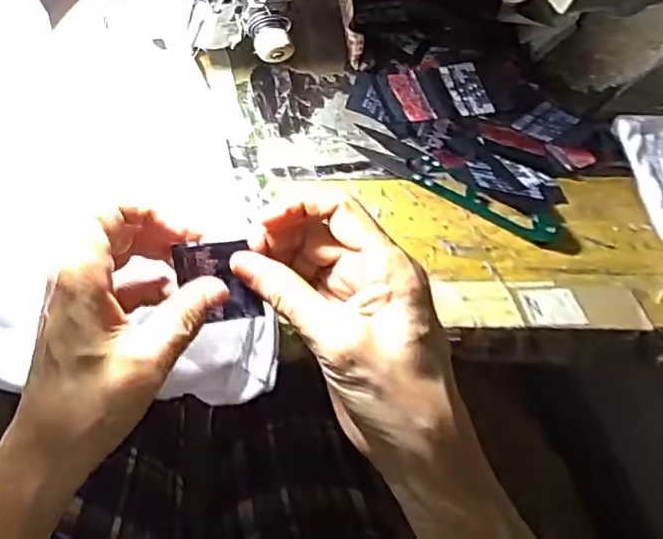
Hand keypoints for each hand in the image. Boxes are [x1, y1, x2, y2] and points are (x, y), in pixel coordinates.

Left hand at [0, 205, 226, 537]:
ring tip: (190, 268)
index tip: (187, 232)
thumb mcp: (147, 358)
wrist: (49, 441)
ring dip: (149, 252)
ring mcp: (71, 288)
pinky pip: (110, 276)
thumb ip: (184, 315)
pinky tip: (170, 295)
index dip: (149, 212)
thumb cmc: (91, 402)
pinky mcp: (78, 308)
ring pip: (112, 250)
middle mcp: (69, 270)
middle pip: (111, 226)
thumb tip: (218, 285)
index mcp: (78, 272)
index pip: (107, 212)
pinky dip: (139, 278)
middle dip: (155, 230)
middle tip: (195, 249)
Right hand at [228, 189, 454, 467]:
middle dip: (277, 232)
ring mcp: (352, 292)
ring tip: (246, 266)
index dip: (296, 205)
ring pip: (302, 254)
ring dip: (272, 255)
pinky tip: (254, 283)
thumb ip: (284, 292)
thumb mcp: (337, 338)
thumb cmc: (399, 397)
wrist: (422, 458)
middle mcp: (370, 271)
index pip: (338, 208)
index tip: (262, 221)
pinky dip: (274, 278)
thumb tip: (239, 259)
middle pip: (315, 228)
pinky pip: (298, 281)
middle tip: (246, 249)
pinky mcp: (336, 314)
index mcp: (386, 266)